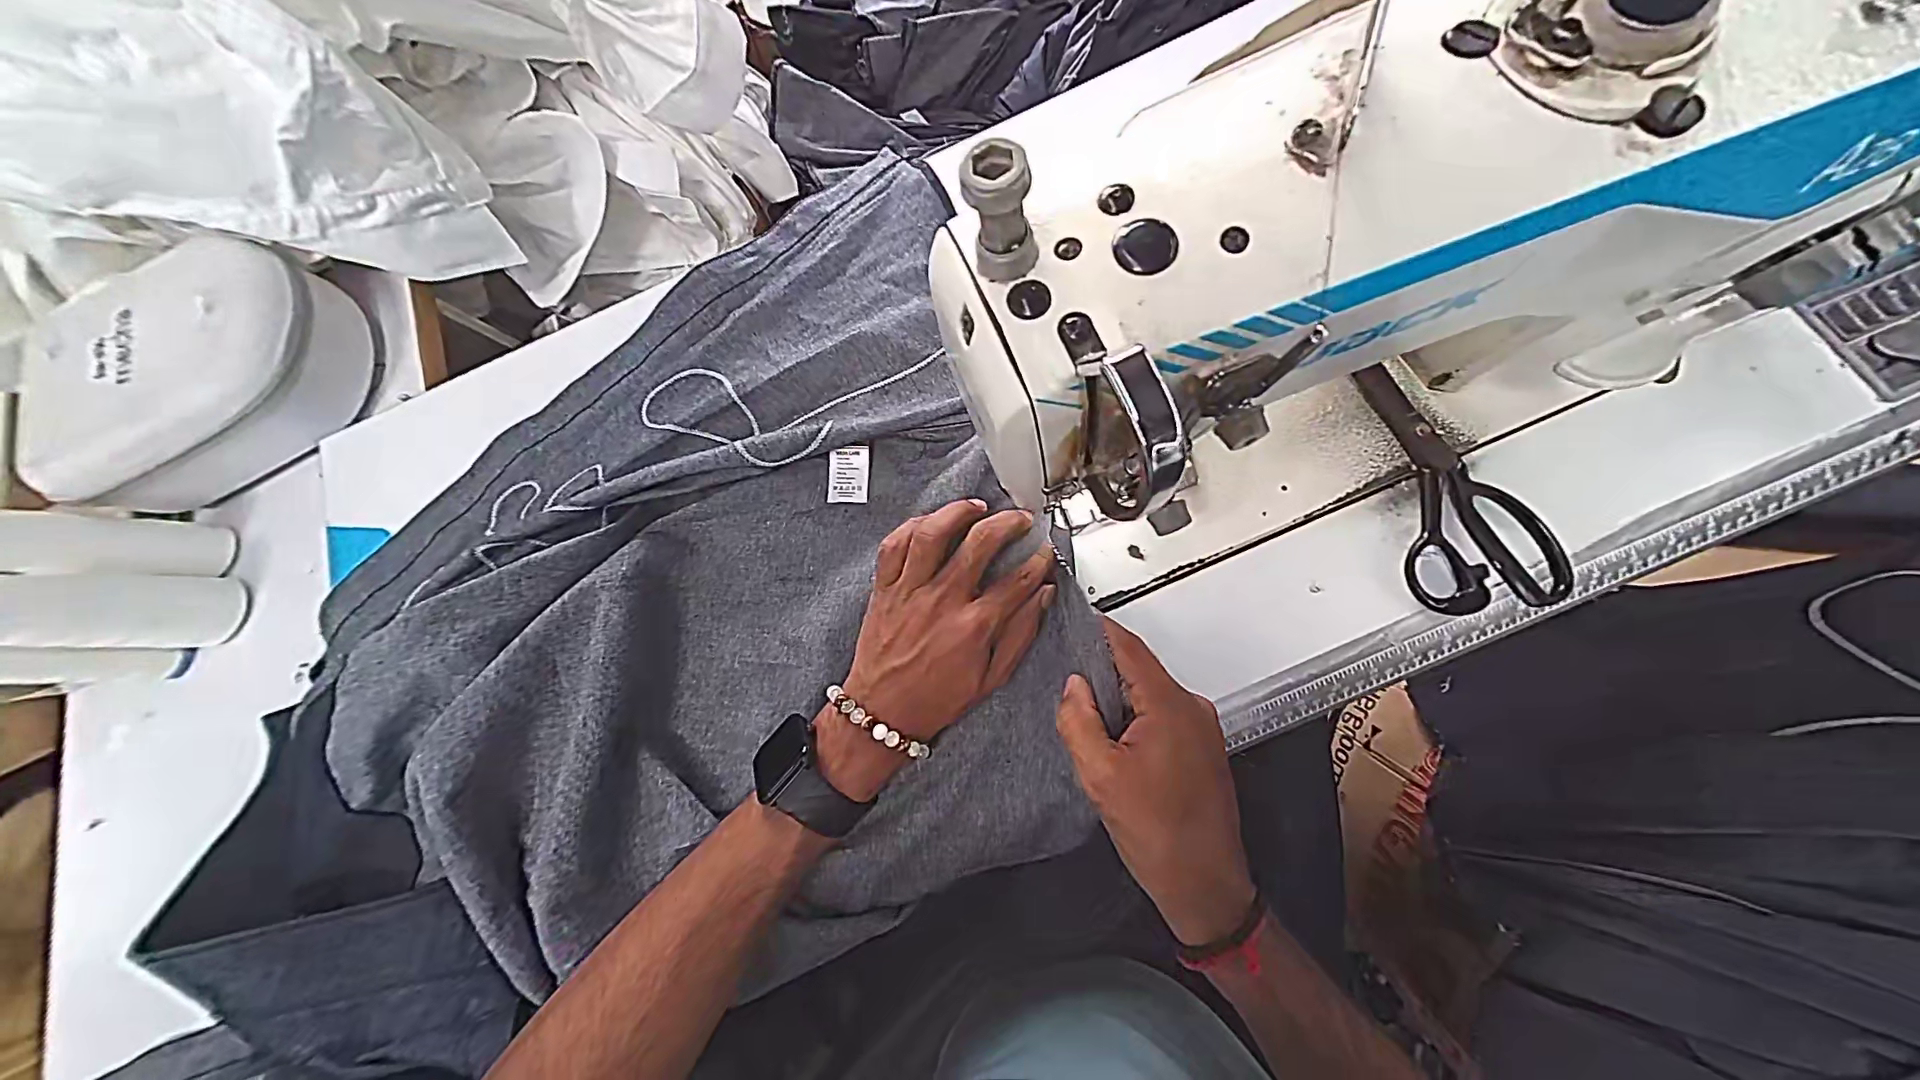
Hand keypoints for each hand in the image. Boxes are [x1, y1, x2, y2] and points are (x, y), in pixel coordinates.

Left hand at [815, 499, 1056, 800]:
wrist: (883, 711)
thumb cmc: (935, 698)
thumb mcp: (991, 677)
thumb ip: (1021, 633)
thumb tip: (1042, 597)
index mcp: (973, 627)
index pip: (1017, 579)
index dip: (1038, 560)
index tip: (1044, 552)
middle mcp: (942, 602)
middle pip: (980, 543)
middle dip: (1008, 523)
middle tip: (1020, 520)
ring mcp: (910, 591)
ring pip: (933, 533)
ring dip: (959, 512)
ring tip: (976, 507)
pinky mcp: (885, 589)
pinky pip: (895, 545)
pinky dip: (913, 525)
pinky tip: (931, 521)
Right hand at [1056, 619, 1255, 946]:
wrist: (1204, 883)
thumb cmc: (1163, 837)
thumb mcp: (1100, 775)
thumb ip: (1079, 721)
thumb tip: (1073, 687)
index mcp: (1170, 707)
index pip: (1129, 648)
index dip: (1100, 630)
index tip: (1078, 617)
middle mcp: (1192, 710)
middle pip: (1139, 669)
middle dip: (1103, 672)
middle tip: (1071, 684)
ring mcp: (1201, 729)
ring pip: (1149, 694)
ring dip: (1119, 699)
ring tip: (1092, 724)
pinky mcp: (1201, 747)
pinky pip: (1162, 714)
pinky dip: (1136, 718)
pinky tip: (1117, 745)